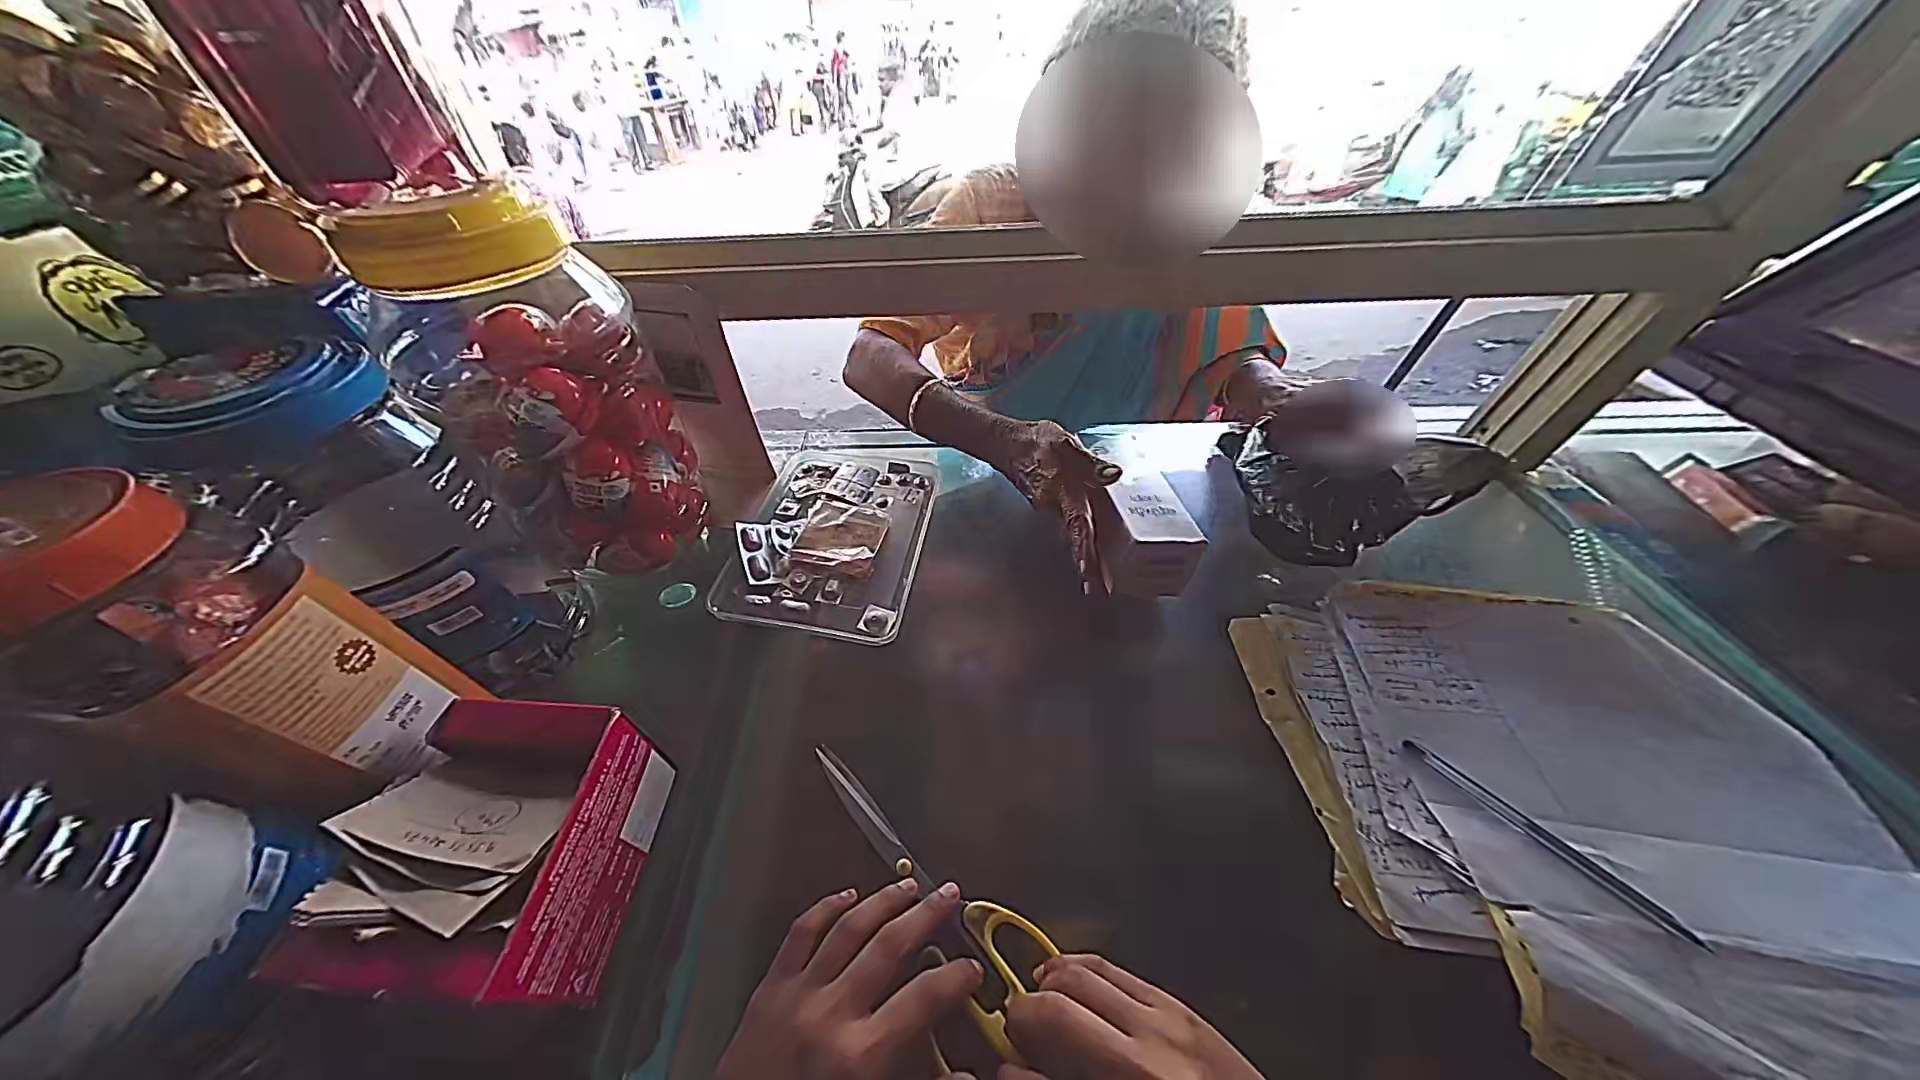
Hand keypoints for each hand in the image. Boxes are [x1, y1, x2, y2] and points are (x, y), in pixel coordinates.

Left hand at [715, 880, 983, 1079]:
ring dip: (883, 901)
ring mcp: (798, 994)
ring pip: (848, 928)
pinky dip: (826, 907)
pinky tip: (846, 894)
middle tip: (947, 895)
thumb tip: (965, 1078)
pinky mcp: (770, 988)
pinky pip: (801, 933)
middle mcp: (830, 1016)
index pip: (923, 1000)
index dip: (955, 978)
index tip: (970, 967)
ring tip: (907, 886)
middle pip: (890, 945)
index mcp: (858, 1057)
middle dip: (926, 915)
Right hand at [994, 420, 1121, 594]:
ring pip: (1074, 535)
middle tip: (1098, 592)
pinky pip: (1071, 526)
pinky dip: (1081, 541)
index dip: (1085, 550)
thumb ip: (1089, 462)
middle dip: (1088, 566)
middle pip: (1077, 540)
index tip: (1091, 574)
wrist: (1007, 444)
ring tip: (1098, 580)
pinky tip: (1091, 550)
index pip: (1079, 525)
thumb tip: (1114, 474)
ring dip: (1086, 557)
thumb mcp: (1065, 444)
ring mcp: (1052, 510)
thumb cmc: (1036, 442)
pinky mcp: (1052, 507)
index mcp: (1064, 493)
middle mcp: (1056, 507)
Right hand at [1001, 954, 1261, 1079]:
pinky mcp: (1179, 1005)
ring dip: (1052, 979)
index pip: (1055, 1025)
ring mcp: (1167, 1016)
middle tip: (1017, 1026)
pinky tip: (1075, 984)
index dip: (1016, 1034)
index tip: (1005, 1048)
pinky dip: (1085, 970)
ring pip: (1087, 970)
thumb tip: (1016, 1069)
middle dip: (1028, 1005)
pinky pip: (1118, 970)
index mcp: (1135, 1076)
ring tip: (1039, 997)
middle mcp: (1151, 1041)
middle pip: (1064, 994)